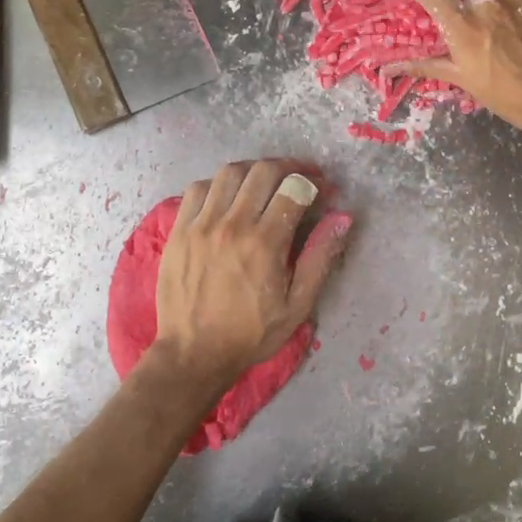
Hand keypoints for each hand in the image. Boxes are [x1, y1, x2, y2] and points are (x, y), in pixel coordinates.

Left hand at [153, 160, 351, 388]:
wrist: (194, 353)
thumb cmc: (251, 333)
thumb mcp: (297, 305)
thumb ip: (320, 257)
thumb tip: (343, 217)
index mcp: (264, 243)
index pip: (294, 188)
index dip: (313, 182)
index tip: (322, 188)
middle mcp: (232, 225)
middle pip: (263, 171)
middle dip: (288, 167)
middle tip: (298, 178)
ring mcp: (201, 224)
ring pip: (230, 172)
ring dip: (253, 170)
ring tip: (264, 182)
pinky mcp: (179, 229)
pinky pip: (198, 188)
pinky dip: (218, 184)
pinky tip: (228, 197)